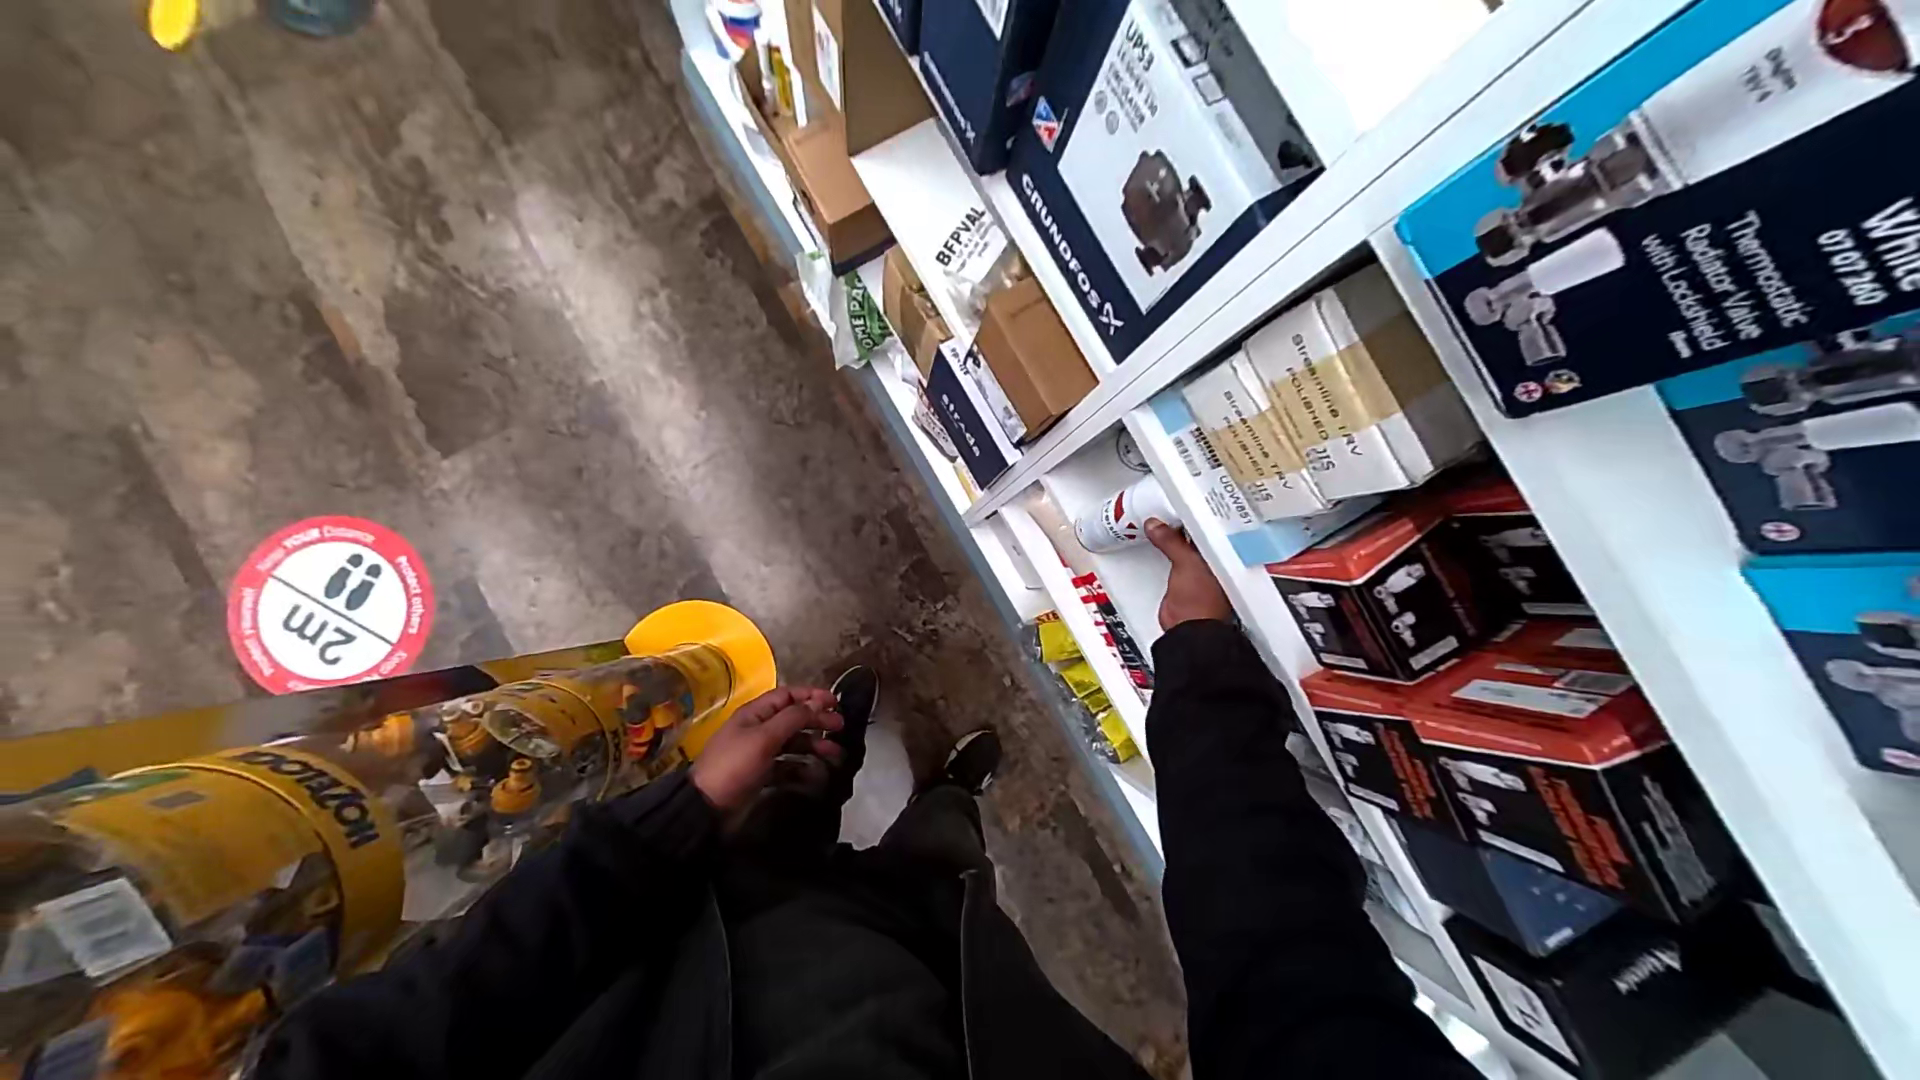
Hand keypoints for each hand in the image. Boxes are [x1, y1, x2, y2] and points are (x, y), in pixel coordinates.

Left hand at [691, 687, 842, 812]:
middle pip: (794, 718)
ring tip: (835, 754)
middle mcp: (759, 728)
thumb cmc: (734, 765)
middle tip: (840, 728)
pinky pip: (788, 765)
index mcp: (756, 713)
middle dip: (817, 720)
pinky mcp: (761, 773)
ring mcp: (760, 752)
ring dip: (815, 745)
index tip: (835, 702)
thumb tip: (817, 702)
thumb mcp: (764, 737)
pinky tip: (815, 773)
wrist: (705, 806)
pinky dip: (803, 767)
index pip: (788, 695)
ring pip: (794, 742)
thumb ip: (792, 718)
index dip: (812, 695)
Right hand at [1146, 518, 1232, 630]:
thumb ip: (1170, 542)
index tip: (1178, 502)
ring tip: (1161, 522)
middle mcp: (1215, 560)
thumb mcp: (1186, 564)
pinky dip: (1169, 548)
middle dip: (1183, 522)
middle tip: (1167, 509)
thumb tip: (1157, 526)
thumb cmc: (1201, 604)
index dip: (1194, 512)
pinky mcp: (1186, 579)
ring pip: (1186, 544)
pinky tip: (1161, 541)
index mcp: (1224, 554)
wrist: (1188, 630)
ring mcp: (1201, 570)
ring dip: (1174, 536)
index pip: (1209, 525)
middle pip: (1197, 533)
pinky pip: (1177, 556)